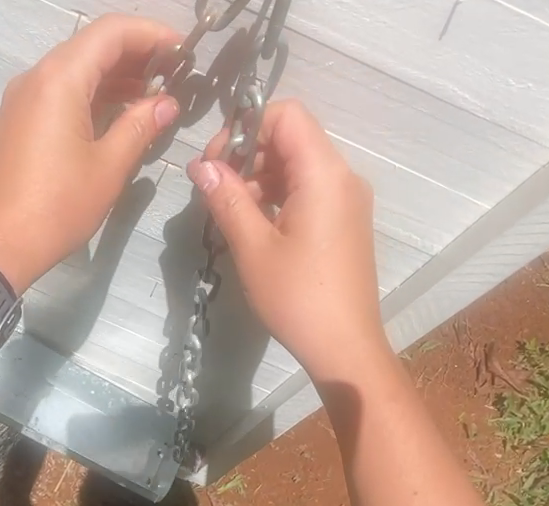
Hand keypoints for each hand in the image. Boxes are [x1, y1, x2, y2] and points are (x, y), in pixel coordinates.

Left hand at [0, 15, 181, 291]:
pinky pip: (52, 98)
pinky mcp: (10, 128)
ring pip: (70, 74)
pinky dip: (84, 99)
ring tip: (146, 99)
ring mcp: (17, 103)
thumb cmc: (56, 209)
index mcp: (59, 79)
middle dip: (133, 57)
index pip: (111, 32)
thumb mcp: (107, 169)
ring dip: (109, 80)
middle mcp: (33, 80)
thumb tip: (166, 104)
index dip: (151, 35)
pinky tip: (108, 120)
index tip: (181, 51)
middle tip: (169, 76)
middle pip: (89, 49)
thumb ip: (139, 127)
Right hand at [188, 100, 385, 376]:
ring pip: (298, 168)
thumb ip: (227, 200)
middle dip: (248, 156)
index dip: (245, 127)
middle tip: (213, 192)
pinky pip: (308, 193)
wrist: (343, 345)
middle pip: (292, 140)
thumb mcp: (253, 249)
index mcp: (324, 174)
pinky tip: (253, 229)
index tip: (214, 162)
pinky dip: (277, 199)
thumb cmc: (297, 298)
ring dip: (259, 180)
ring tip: (229, 215)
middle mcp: (342, 177)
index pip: (286, 115)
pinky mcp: (344, 224)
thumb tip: (201, 166)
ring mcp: (347, 201)